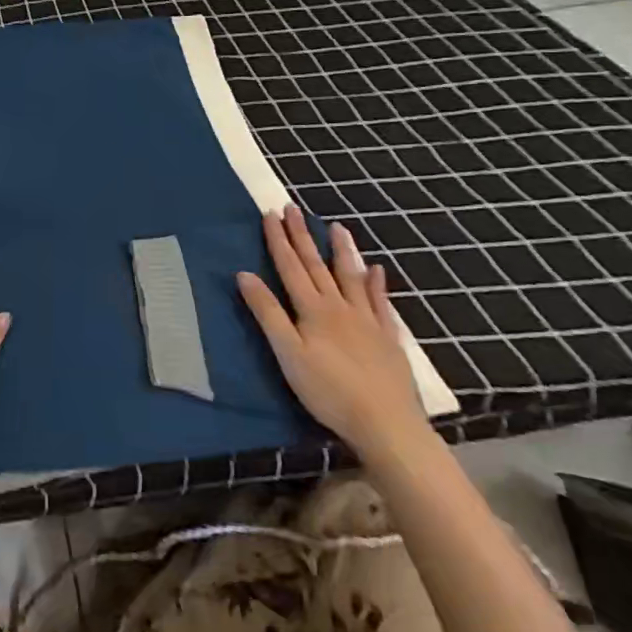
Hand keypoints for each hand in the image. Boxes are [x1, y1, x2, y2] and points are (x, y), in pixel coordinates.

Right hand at [237, 207, 427, 461]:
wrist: (386, 423)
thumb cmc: (328, 391)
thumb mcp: (288, 353)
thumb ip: (267, 313)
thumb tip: (244, 274)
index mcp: (312, 309)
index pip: (291, 267)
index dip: (279, 240)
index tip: (271, 213)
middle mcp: (339, 306)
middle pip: (317, 265)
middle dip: (302, 236)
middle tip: (294, 209)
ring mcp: (367, 319)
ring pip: (350, 276)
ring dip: (342, 250)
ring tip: (337, 227)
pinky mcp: (387, 337)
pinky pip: (380, 302)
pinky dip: (376, 283)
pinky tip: (377, 270)